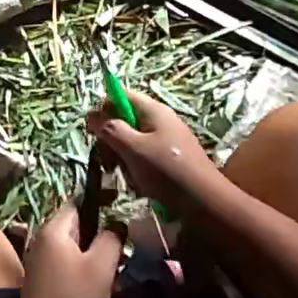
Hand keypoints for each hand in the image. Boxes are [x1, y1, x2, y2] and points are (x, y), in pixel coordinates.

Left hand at [13, 205, 123, 297]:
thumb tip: (115, 223)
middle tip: (121, 257)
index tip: (122, 216)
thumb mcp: (101, 266)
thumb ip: (111, 238)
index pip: (77, 204)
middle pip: (78, 228)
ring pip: (76, 250)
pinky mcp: (43, 281)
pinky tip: (97, 294)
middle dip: (101, 240)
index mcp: (52, 230)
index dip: (100, 205)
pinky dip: (85, 274)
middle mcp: (41, 240)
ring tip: (112, 280)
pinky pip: (68, 267)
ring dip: (96, 261)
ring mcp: (39, 261)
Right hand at [85, 91, 222, 212]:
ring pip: (130, 141)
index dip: (103, 110)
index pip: (119, 95)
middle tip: (109, 162)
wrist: (205, 202)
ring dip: (122, 158)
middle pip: (123, 120)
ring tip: (126, 176)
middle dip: (111, 140)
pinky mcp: (169, 157)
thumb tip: (92, 116)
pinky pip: (143, 156)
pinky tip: (139, 184)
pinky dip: (136, 168)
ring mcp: (165, 139)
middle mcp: (160, 120)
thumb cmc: (167, 171)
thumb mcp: (132, 149)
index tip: (96, 134)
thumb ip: (109, 129)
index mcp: (153, 110)